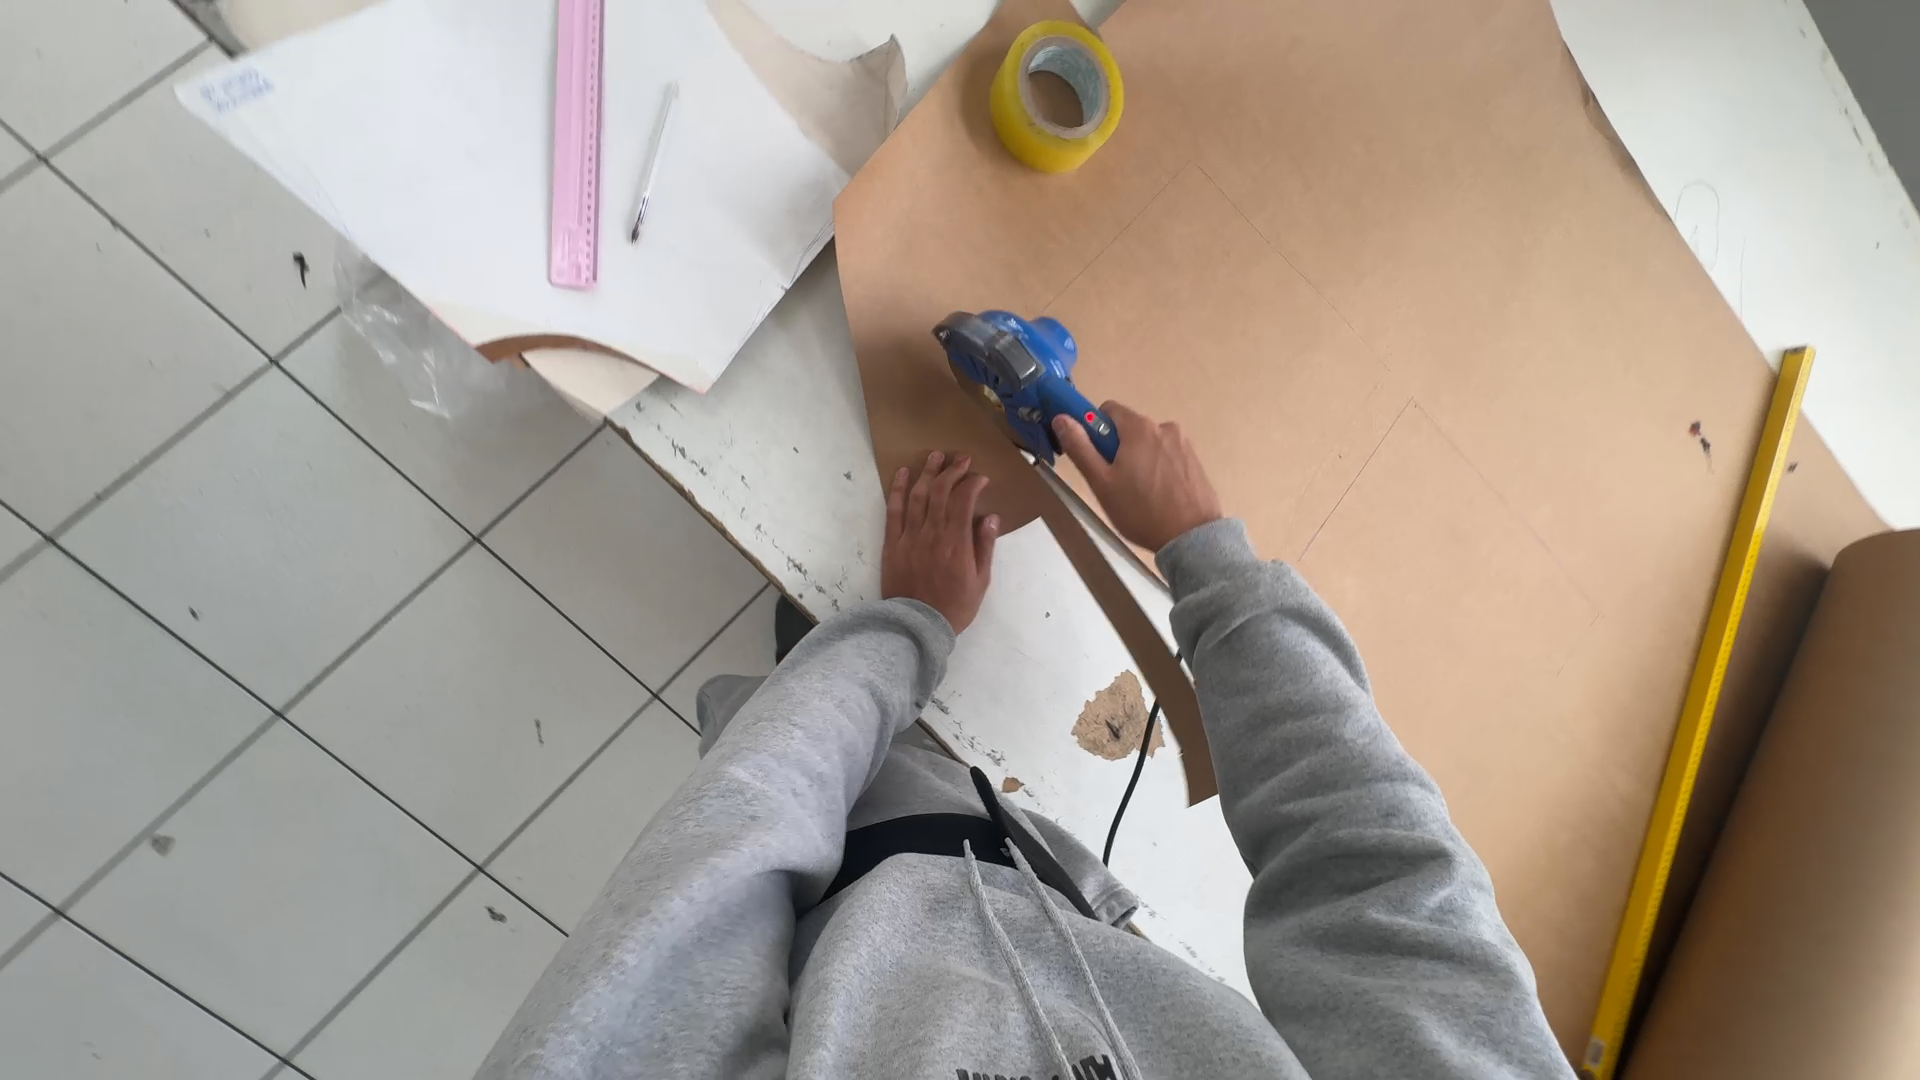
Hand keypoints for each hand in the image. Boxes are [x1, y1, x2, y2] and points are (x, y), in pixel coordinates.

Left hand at [882, 451, 1000, 632]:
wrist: (917, 627)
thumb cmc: (954, 607)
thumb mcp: (981, 581)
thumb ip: (985, 547)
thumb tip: (990, 518)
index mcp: (956, 542)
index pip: (964, 500)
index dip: (973, 483)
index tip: (981, 479)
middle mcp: (932, 533)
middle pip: (940, 491)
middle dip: (953, 470)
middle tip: (962, 459)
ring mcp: (909, 536)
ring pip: (918, 495)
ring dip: (927, 472)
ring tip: (936, 456)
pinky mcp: (892, 543)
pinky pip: (894, 510)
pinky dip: (899, 489)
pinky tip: (904, 474)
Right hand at [1053, 402, 1222, 551]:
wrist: (1190, 537)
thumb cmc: (1140, 510)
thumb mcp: (1101, 482)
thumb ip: (1080, 447)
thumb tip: (1061, 418)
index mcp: (1139, 428)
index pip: (1108, 410)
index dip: (1095, 429)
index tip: (1095, 456)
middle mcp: (1164, 427)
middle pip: (1130, 428)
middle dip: (1118, 448)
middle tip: (1114, 482)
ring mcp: (1184, 444)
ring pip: (1149, 444)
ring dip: (1139, 459)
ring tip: (1139, 494)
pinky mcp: (1196, 461)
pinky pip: (1167, 456)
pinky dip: (1158, 469)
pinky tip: (1158, 495)